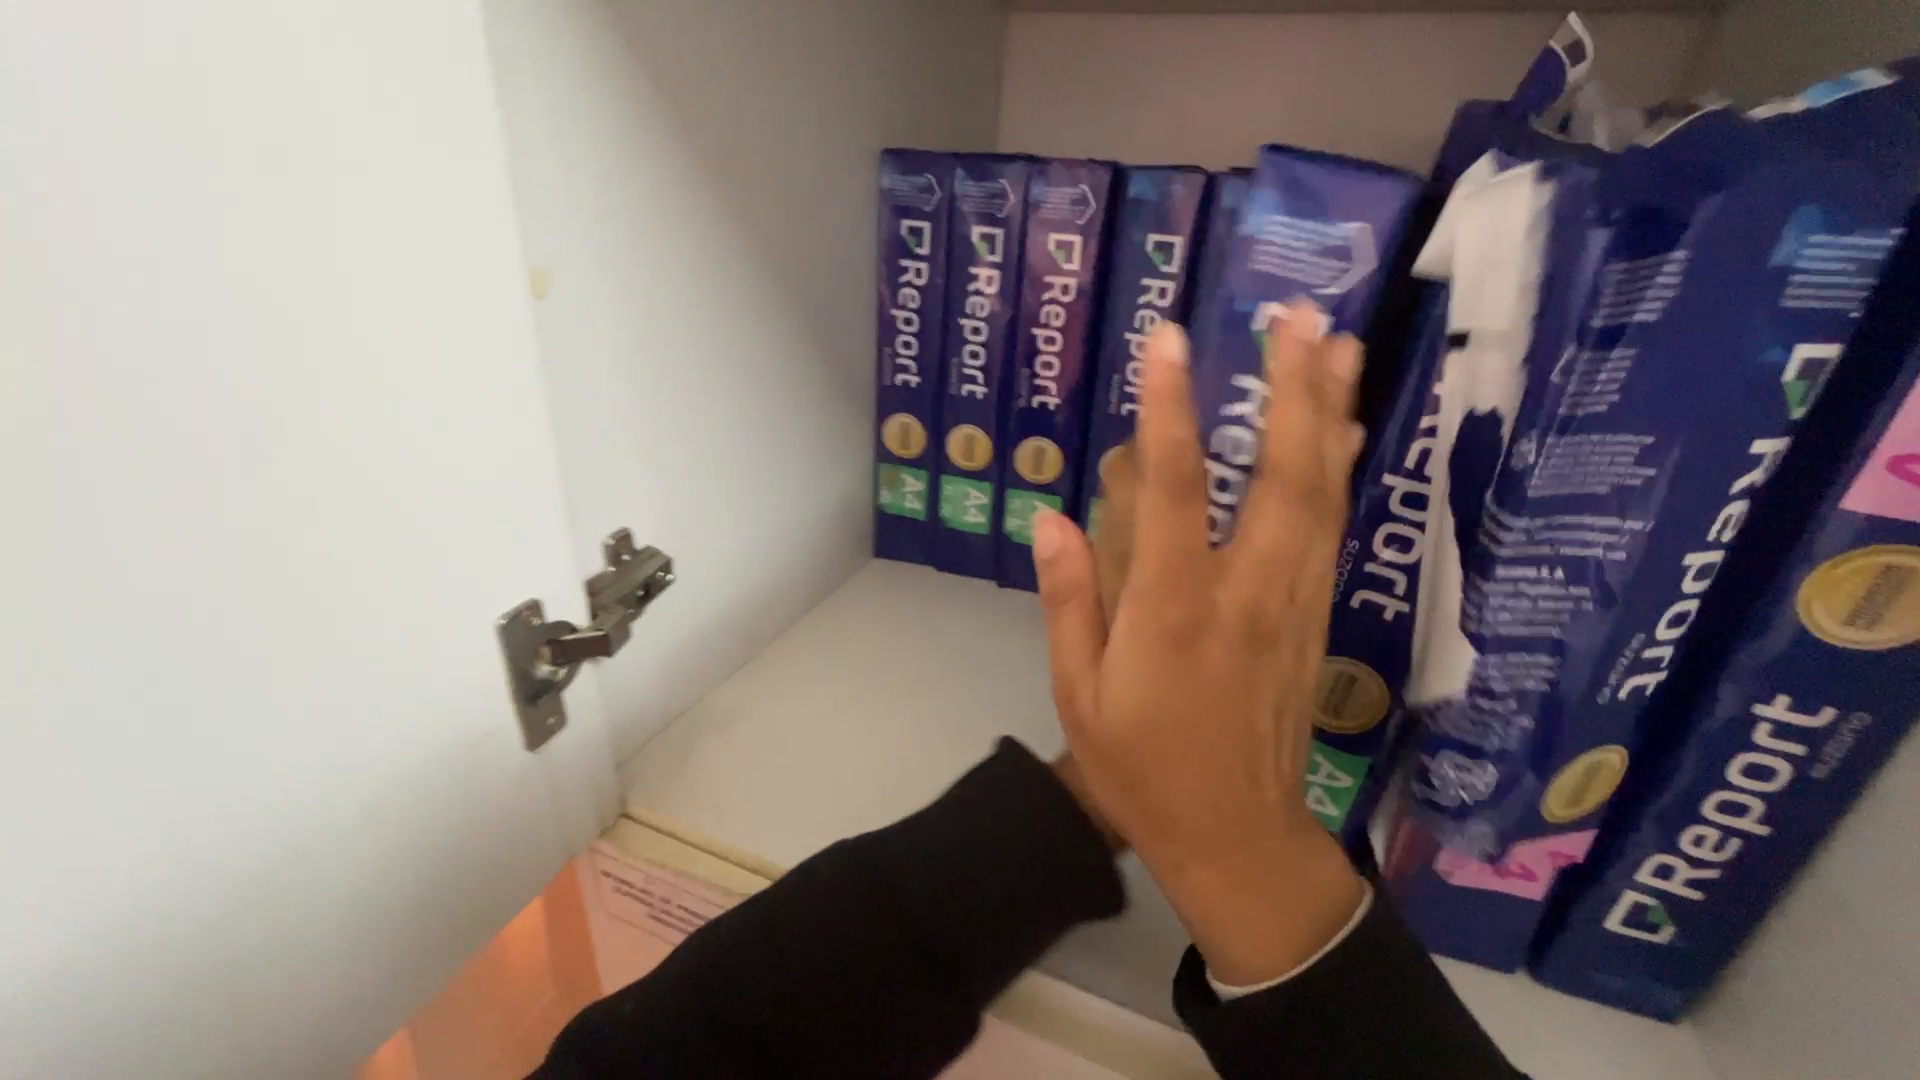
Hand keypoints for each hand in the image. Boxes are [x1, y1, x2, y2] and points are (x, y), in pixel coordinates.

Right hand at [1032, 315, 1367, 985]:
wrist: (1237, 837)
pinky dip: (1339, 471)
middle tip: (1299, 315)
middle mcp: (1245, 591)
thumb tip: (1052, 520)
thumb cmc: (1141, 767)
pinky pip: (1331, 529)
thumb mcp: (1078, 696)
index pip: (1173, 491)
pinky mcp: (1314, 617)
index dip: (1170, 411)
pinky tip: (1344, 431)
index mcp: (1173, 610)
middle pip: (1280, 476)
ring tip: (1339, 345)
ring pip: (1320, 495)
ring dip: (1331, 414)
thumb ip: (1070, 603)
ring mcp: (1292, 602)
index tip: (1169, 340)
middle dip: (1291, 390)